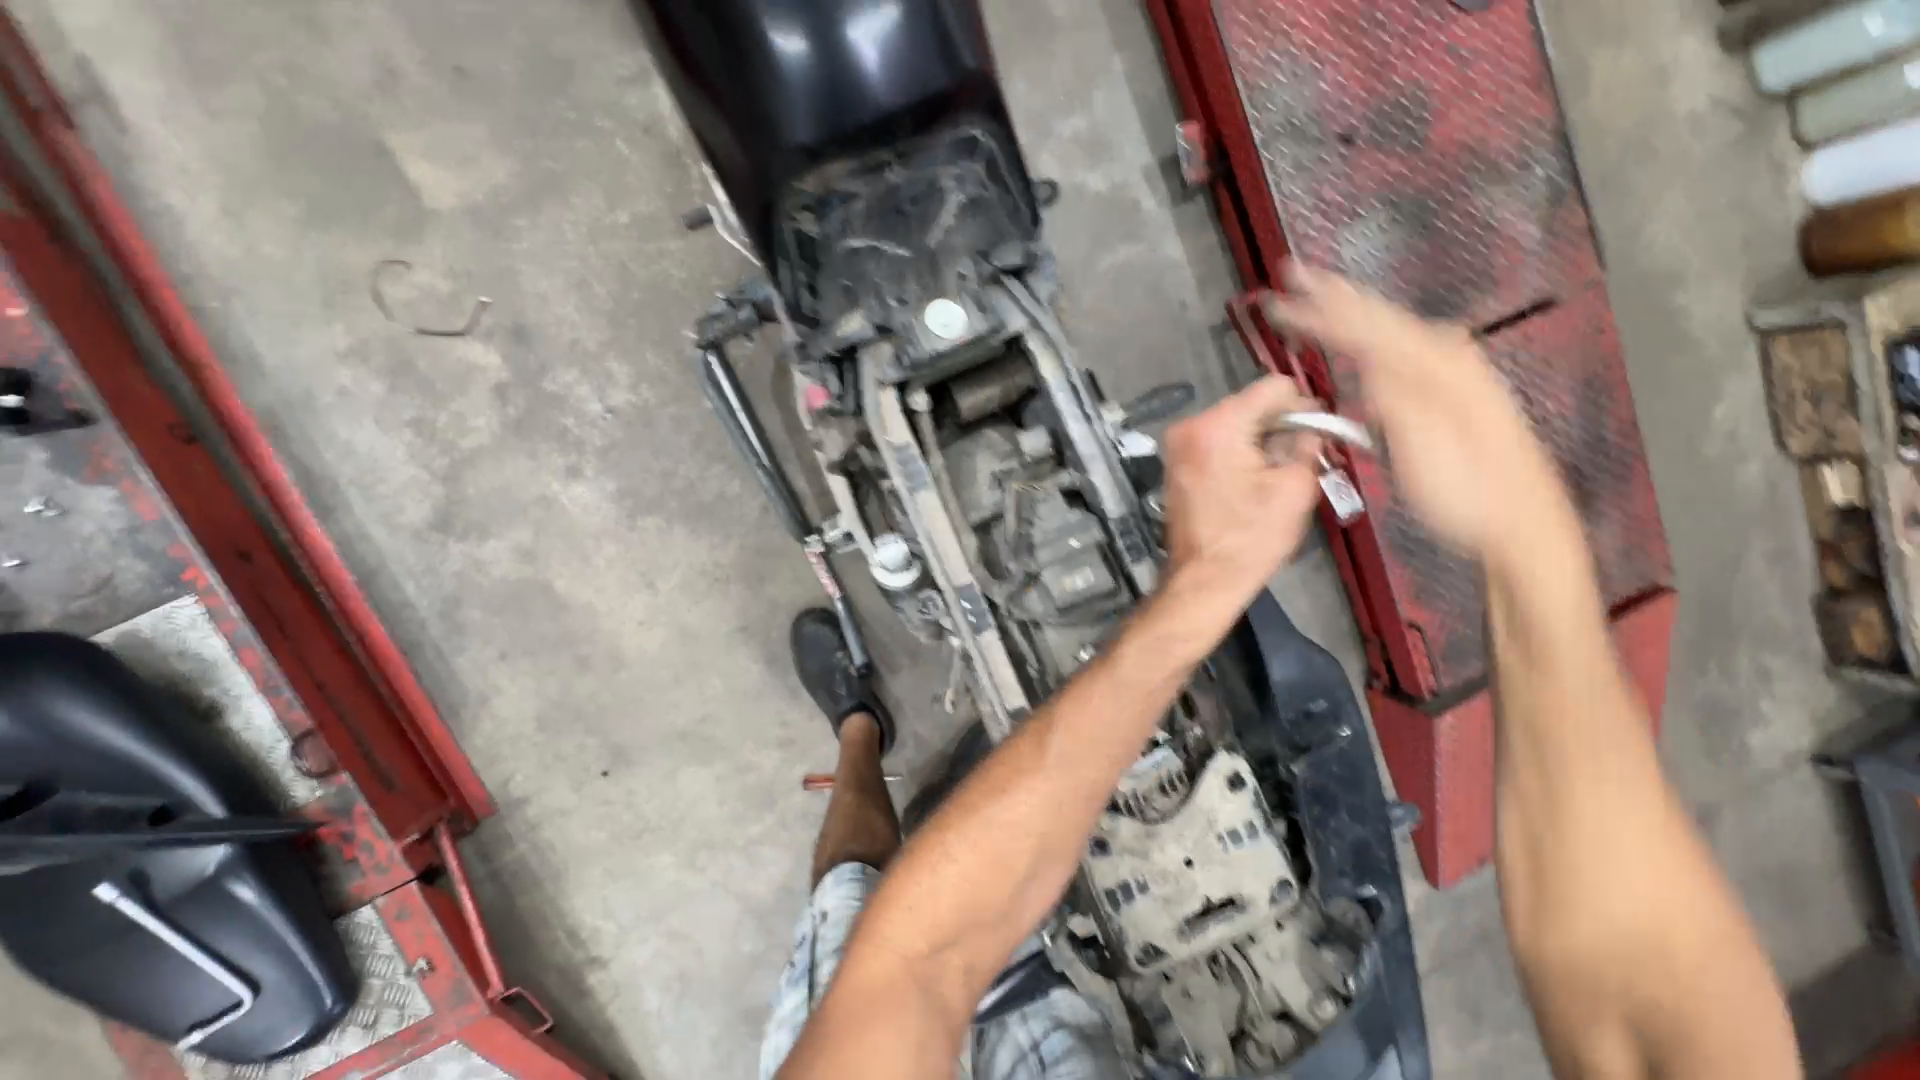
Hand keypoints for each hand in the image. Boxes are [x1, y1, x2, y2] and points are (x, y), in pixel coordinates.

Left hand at [1160, 375, 1324, 613]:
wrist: (1203, 579)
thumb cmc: (1251, 538)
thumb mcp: (1296, 488)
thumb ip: (1307, 444)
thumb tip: (1310, 426)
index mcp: (1218, 426)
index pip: (1272, 388)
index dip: (1302, 405)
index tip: (1317, 431)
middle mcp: (1191, 426)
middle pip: (1250, 405)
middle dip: (1280, 426)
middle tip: (1303, 455)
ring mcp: (1178, 445)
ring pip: (1234, 424)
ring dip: (1260, 441)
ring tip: (1278, 474)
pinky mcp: (1176, 464)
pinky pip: (1216, 443)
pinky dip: (1238, 453)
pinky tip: (1253, 481)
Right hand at [1263, 261, 1568, 564]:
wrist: (1522, 522)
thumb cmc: (1469, 494)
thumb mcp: (1426, 451)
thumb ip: (1396, 401)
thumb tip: (1370, 366)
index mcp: (1437, 371)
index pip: (1370, 329)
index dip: (1323, 314)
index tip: (1285, 301)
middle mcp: (1449, 360)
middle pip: (1383, 318)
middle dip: (1337, 297)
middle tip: (1297, 275)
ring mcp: (1456, 373)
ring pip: (1395, 329)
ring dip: (1354, 311)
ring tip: (1324, 295)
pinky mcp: (1456, 391)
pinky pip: (1405, 348)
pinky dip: (1376, 335)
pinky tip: (1371, 337)